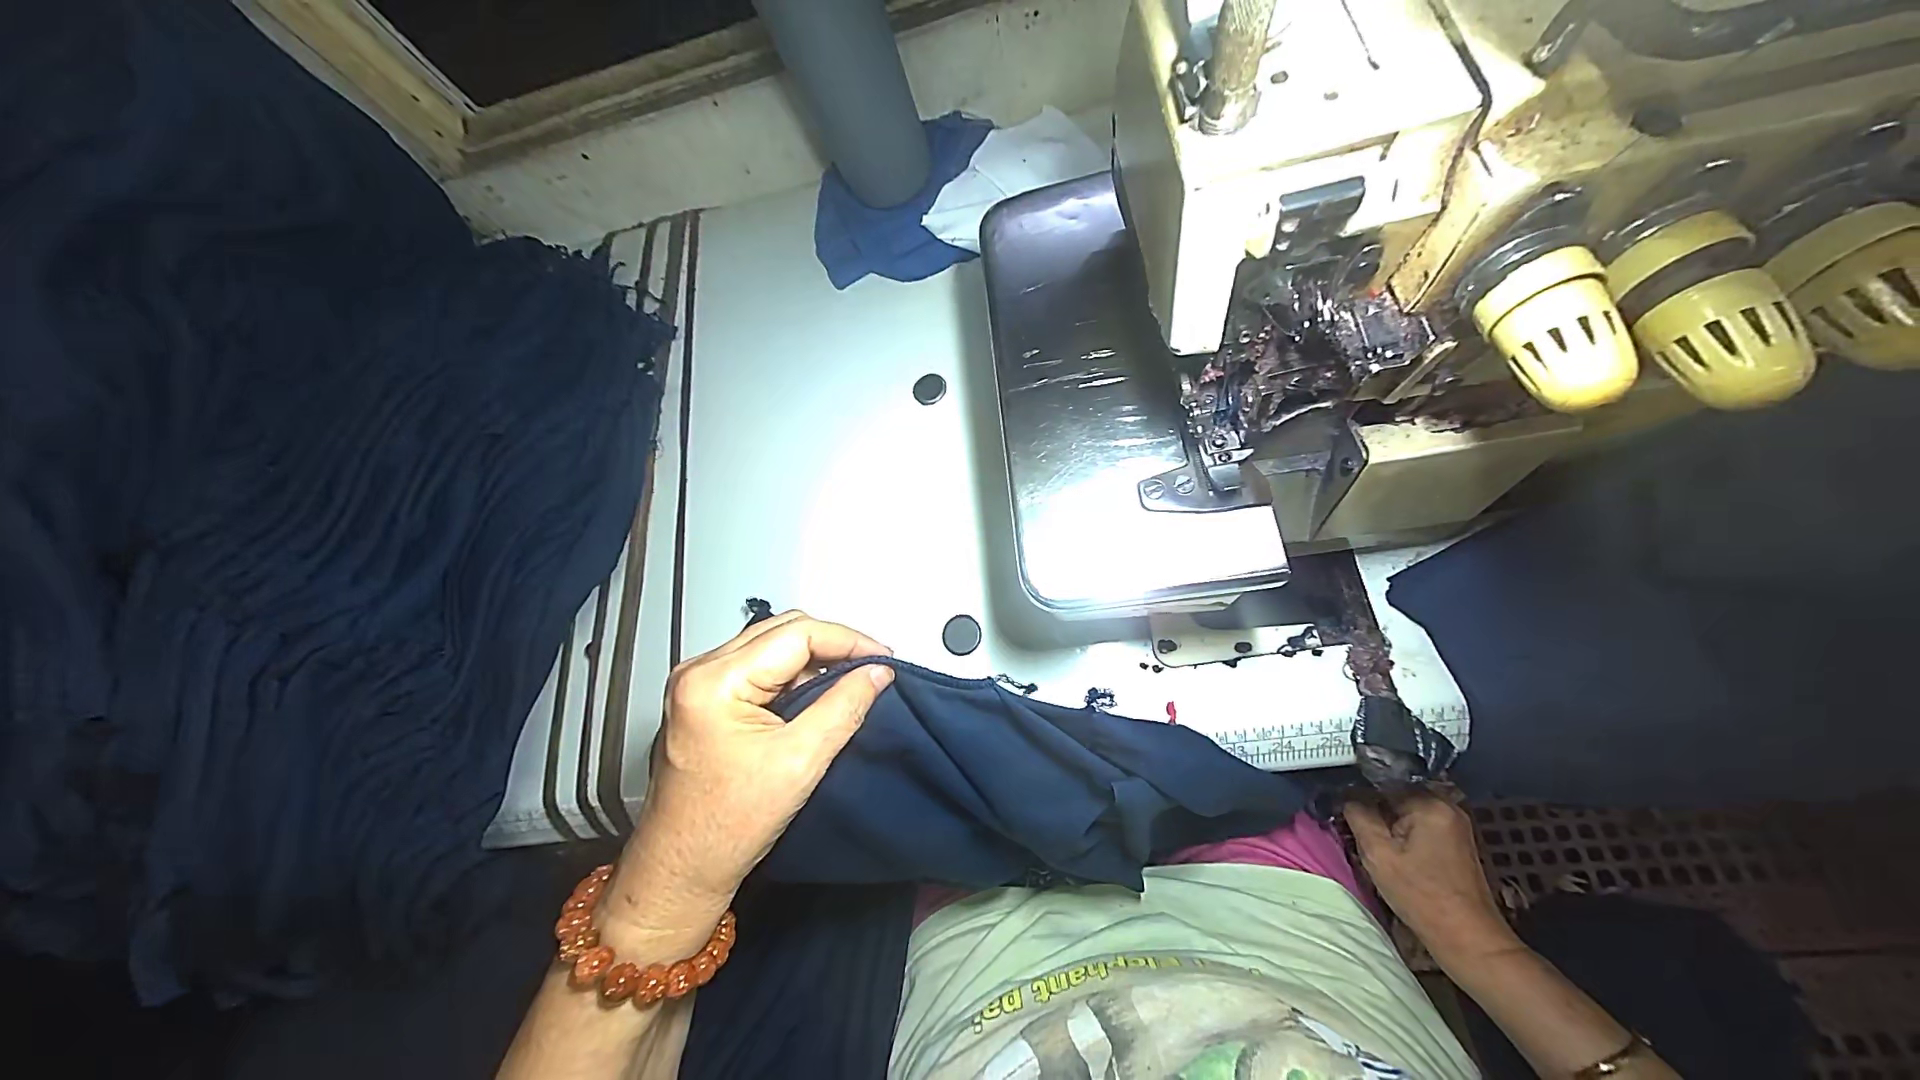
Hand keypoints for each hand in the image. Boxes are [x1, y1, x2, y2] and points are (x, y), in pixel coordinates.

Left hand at [602, 612, 893, 946]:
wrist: (681, 870)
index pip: (797, 634)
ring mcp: (701, 684)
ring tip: (853, 679)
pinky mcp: (709, 697)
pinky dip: (797, 674)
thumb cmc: (722, 829)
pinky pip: (763, 666)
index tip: (882, 657)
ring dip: (817, 658)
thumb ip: (844, 707)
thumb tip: (876, 673)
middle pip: (784, 630)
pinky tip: (821, 692)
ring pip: (775, 644)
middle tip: (873, 665)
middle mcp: (700, 673)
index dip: (848, 640)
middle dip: (834, 644)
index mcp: (714, 682)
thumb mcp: (800, 762)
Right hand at [1343, 790, 1518, 964]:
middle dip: (1374, 806)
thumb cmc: (1421, 896)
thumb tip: (1347, 795)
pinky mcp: (1456, 840)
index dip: (1358, 792)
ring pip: (1406, 809)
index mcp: (1430, 804)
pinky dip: (1402, 830)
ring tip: (1372, 838)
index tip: (1342, 806)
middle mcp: (1448, 806)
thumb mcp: (1377, 853)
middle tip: (1355, 825)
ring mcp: (1455, 824)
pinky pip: (1419, 822)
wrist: (1469, 940)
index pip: (1382, 781)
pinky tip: (1391, 848)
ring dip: (1387, 819)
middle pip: (1395, 793)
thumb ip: (1358, 815)